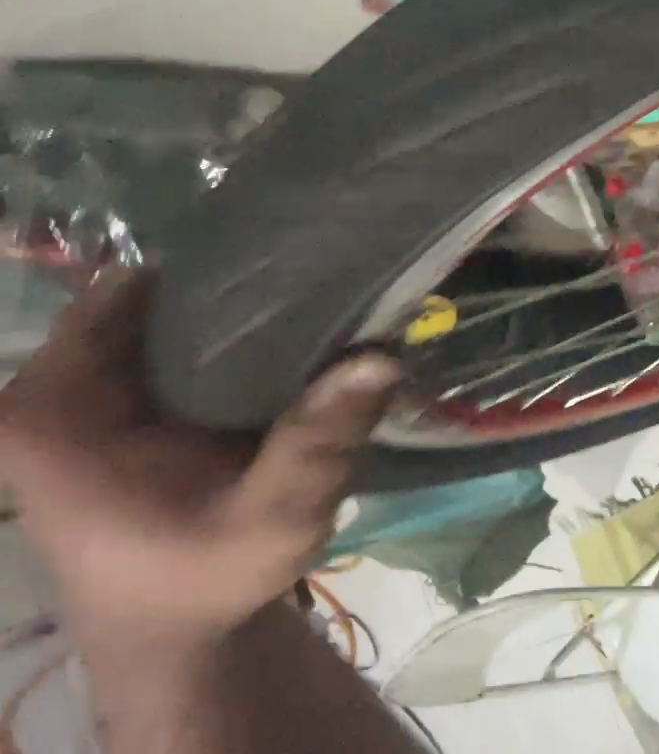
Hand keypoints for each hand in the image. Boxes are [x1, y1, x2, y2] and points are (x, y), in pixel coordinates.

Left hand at [0, 273, 400, 659]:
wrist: (182, 630)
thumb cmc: (208, 576)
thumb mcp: (272, 517)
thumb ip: (317, 439)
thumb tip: (382, 354)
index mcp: (50, 410)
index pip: (129, 294)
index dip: (219, 270)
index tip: (307, 254)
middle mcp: (54, 390)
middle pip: (156, 298)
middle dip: (247, 285)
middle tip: (339, 274)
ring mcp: (88, 398)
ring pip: (175, 317)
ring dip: (254, 311)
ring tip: (337, 296)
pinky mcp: (128, 408)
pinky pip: (185, 344)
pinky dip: (247, 337)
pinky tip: (309, 338)